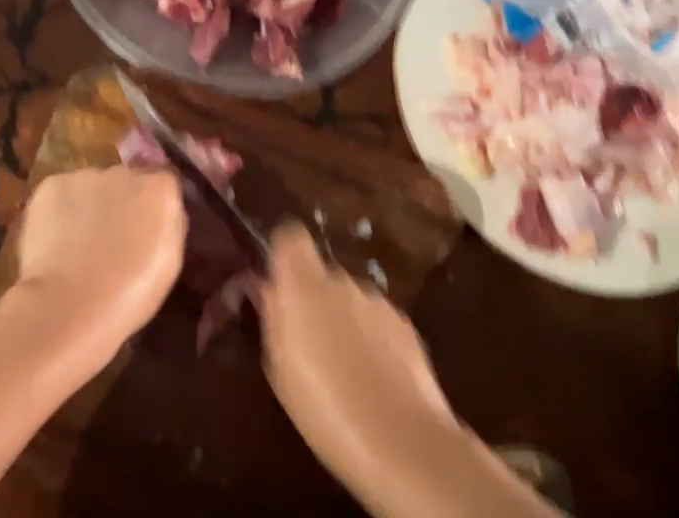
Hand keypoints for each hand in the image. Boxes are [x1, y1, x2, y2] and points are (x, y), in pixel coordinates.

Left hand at [13, 165, 187, 350]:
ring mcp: (84, 175)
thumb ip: (166, 222)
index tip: (141, 230)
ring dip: (88, 206)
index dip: (149, 208)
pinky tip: (55, 241)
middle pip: (124, 181)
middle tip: (109, 239)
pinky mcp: (50, 185)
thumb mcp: (169, 260)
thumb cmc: (131, 294)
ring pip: (90, 187)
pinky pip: (60, 194)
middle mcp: (124, 172)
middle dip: (119, 203)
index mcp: (160, 189)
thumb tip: (156, 211)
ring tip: (77, 245)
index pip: (160, 183)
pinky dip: (59, 212)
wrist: (72, 303)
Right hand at [260, 222, 454, 482]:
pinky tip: (372, 382)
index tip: (278, 283)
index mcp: (302, 284)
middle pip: (321, 275)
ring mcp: (379, 303)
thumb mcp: (279, 366)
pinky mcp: (408, 327)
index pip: (290, 236)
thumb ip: (274, 319)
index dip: (283, 253)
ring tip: (342, 371)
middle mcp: (342, 282)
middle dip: (313, 300)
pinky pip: (377, 323)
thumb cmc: (323, 406)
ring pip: (351, 301)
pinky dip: (371, 341)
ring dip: (343, 322)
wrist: (402, 442)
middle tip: (306, 344)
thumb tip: (271, 293)